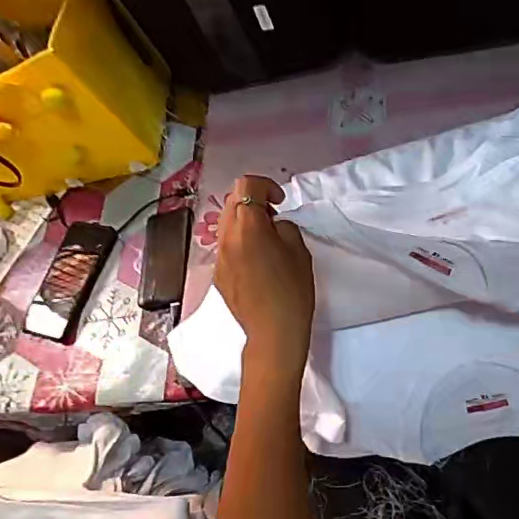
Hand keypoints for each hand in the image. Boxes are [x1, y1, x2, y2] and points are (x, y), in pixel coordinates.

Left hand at [215, 175, 314, 371]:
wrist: (272, 332)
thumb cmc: (292, 291)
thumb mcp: (300, 252)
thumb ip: (284, 228)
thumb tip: (272, 226)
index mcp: (249, 226)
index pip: (247, 185)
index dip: (266, 186)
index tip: (280, 202)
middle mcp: (227, 236)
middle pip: (232, 201)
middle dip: (252, 202)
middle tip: (273, 220)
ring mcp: (219, 256)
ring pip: (226, 224)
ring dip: (244, 222)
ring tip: (265, 241)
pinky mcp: (218, 275)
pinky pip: (225, 247)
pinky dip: (239, 243)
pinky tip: (256, 263)